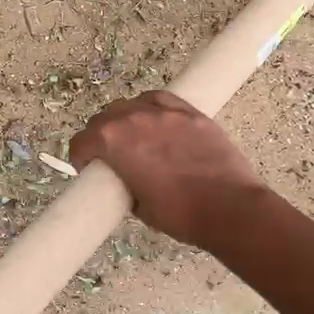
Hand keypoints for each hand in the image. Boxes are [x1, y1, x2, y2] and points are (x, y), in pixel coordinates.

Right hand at [68, 90, 269, 249]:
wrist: (233, 212)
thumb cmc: (182, 215)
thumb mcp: (138, 207)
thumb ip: (123, 183)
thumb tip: (125, 180)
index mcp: (110, 141)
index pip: (81, 142)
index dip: (81, 158)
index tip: (89, 168)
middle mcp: (129, 118)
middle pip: (102, 119)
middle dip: (101, 137)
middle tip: (113, 156)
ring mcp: (160, 113)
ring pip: (129, 105)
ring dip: (124, 120)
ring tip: (136, 137)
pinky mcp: (188, 113)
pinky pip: (159, 99)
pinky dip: (151, 106)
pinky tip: (155, 118)